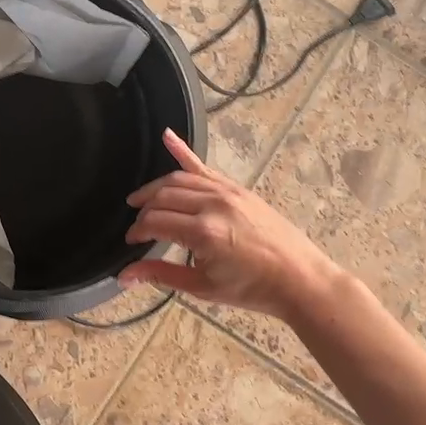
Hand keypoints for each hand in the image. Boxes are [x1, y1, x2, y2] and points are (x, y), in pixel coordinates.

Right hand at [122, 129, 346, 321]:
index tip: (132, 242)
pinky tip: (167, 135)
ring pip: (178, 180)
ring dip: (155, 188)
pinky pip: (204, 167)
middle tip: (138, 226)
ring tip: (140, 199)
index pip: (154, 222)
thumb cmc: (252, 289)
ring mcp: (227, 192)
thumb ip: (160, 275)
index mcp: (203, 233)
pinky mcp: (238, 189)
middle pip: (162, 197)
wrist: (301, 280)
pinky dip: (183, 150)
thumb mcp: (203, 287)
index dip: (137, 231)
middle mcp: (212, 205)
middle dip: (144, 211)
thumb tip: (124, 276)